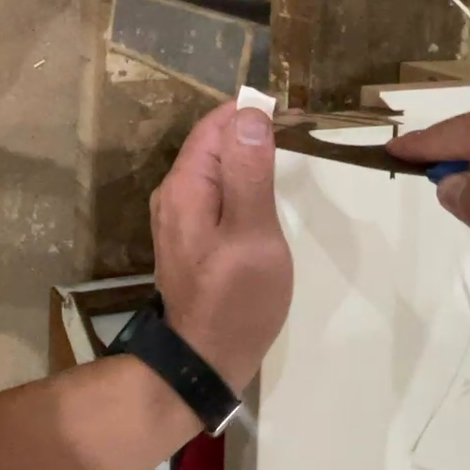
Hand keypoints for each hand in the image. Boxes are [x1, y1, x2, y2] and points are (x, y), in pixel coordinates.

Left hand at [150, 102, 292, 389]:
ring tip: (285, 155)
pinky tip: (260, 190)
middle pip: (211, 144)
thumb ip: (249, 175)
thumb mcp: (251, 234)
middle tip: (295, 131)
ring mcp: (177, 213)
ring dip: (244, 156)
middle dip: (248, 132)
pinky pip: (212, 191)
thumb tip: (250, 117)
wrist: (204, 358)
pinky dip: (238, 181)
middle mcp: (173, 192)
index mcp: (185, 184)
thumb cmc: (234, 299)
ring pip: (212, 167)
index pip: (214, 127)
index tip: (289, 112)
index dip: (248, 113)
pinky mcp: (188, 233)